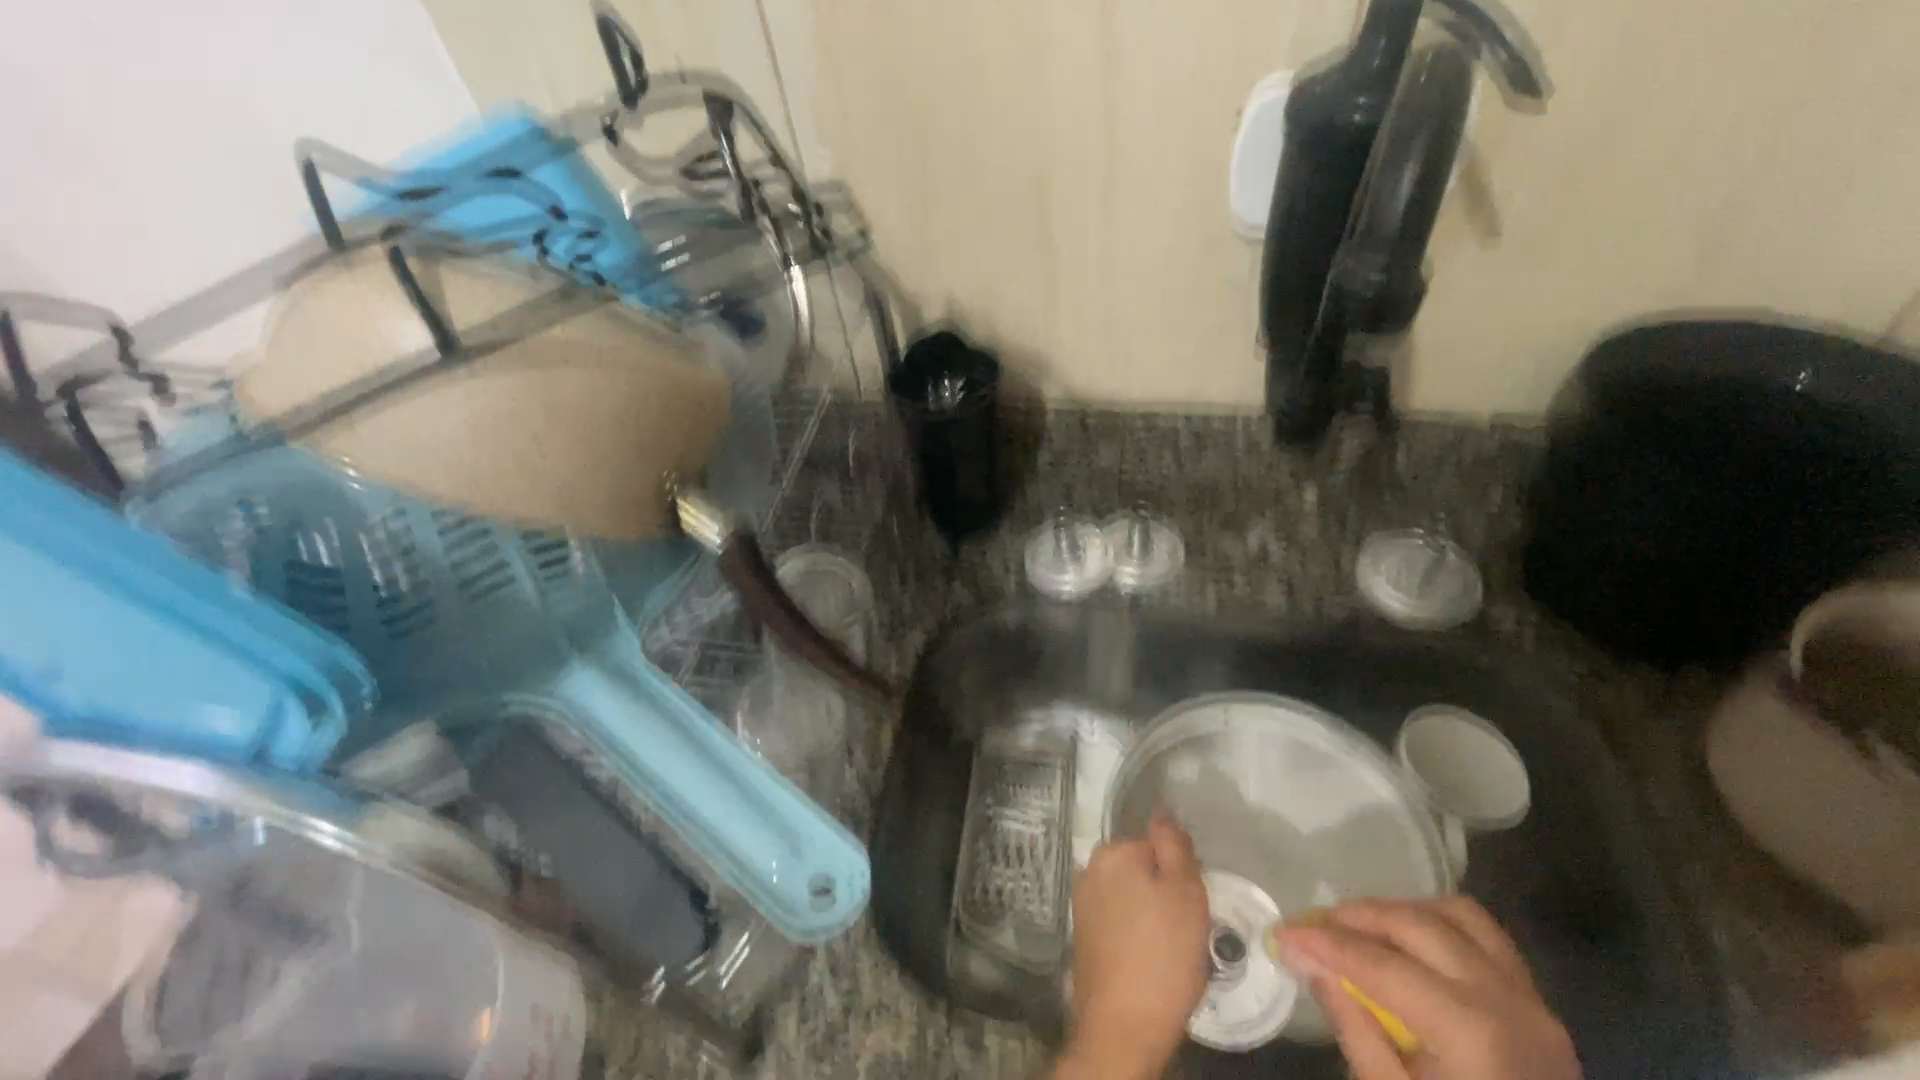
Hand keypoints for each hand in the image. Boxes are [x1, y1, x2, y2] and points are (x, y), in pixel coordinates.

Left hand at [1054, 812, 1210, 1079]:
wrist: (1123, 1024)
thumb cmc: (1163, 955)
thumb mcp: (1185, 892)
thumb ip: (1174, 845)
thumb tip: (1161, 809)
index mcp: (1112, 852)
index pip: (1158, 845)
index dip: (1181, 872)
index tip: (1191, 902)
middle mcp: (1089, 869)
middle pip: (1141, 868)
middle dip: (1164, 891)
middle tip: (1183, 927)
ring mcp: (1082, 903)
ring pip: (1131, 895)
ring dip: (1150, 913)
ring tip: (1168, 947)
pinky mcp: (1083, 934)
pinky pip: (1119, 920)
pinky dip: (1135, 933)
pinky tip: (1149, 958)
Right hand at [1273, 898, 1580, 1079]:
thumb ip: (1355, 1030)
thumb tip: (1313, 965)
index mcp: (1471, 1032)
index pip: (1380, 964)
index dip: (1325, 943)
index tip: (1283, 932)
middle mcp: (1507, 1000)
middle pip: (1418, 925)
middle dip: (1357, 916)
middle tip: (1313, 925)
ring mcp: (1534, 1001)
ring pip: (1460, 916)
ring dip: (1403, 912)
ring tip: (1361, 928)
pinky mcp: (1542, 1007)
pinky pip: (1489, 940)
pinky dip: (1441, 927)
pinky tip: (1409, 946)